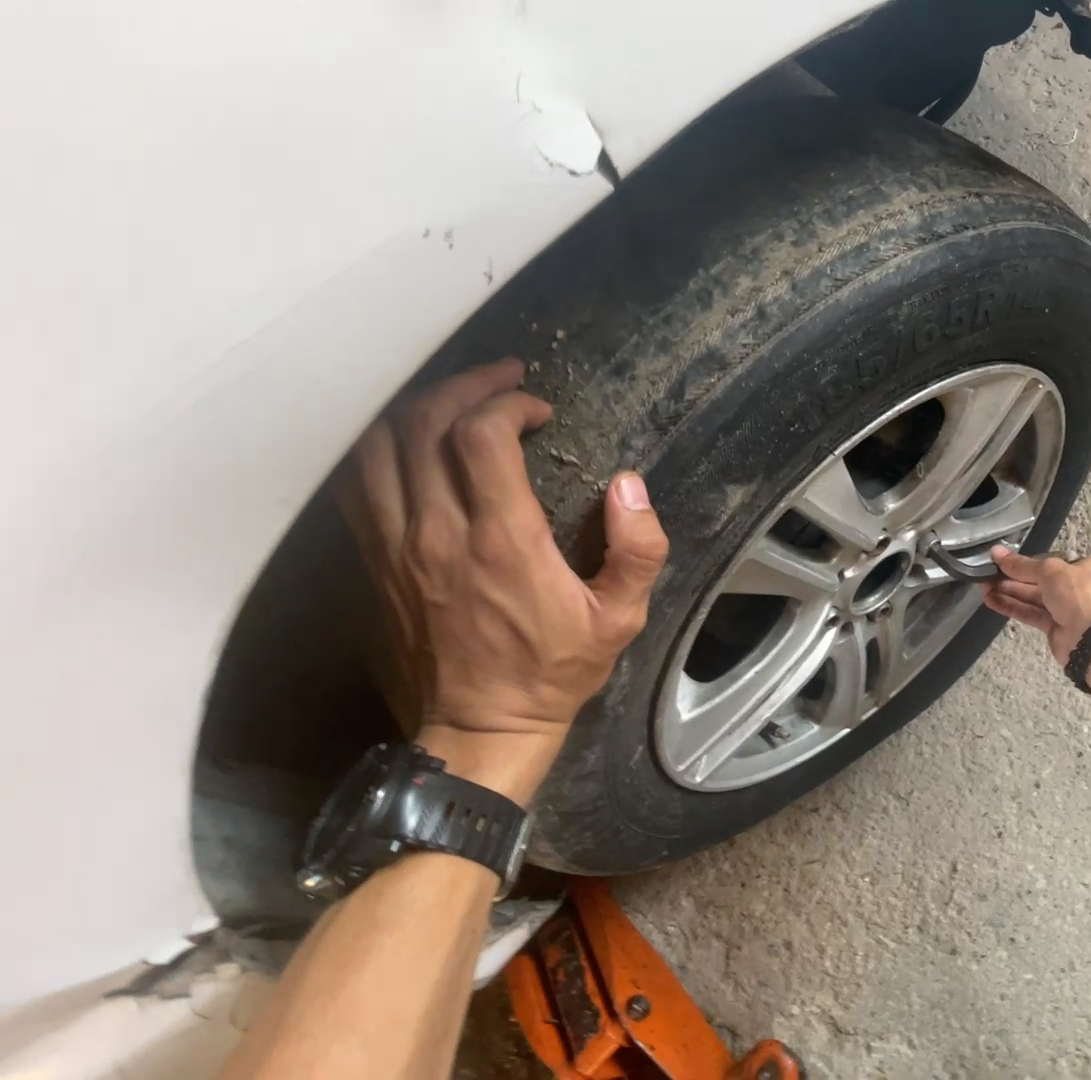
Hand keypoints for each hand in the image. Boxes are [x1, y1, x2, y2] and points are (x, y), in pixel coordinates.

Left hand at [331, 359, 669, 802]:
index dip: (508, 404)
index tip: (539, 410)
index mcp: (502, 541)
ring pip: (379, 447)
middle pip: (424, 426)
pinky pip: (357, 484)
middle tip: (501, 381)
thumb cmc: (556, 670)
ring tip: (455, 399)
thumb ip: (638, 551)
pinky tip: (407, 440)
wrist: (479, 726)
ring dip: (417, 409)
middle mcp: (437, 533)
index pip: (481, 437)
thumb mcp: (621, 618)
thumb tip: (630, 487)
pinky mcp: (375, 563)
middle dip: (464, 388)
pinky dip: (379, 446)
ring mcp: (395, 547)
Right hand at [979, 546, 1090, 666]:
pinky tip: (990, 600)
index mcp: (1084, 567)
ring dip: (1007, 591)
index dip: (1025, 561)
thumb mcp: (1049, 570)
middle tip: (985, 573)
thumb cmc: (1077, 593)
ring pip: (1031, 597)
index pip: (1049, 561)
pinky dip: (1011, 607)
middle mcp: (1075, 587)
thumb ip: (1021, 564)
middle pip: (1038, 580)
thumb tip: (995, 552)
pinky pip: (1029, 613)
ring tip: (982, 586)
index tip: (1002, 560)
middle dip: (1011, 576)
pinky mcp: (1053, 627)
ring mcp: (1064, 609)